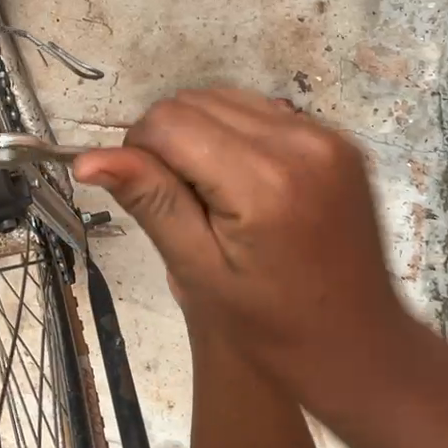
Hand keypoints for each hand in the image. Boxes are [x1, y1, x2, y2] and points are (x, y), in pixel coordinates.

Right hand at [73, 89, 412, 404]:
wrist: (360, 348)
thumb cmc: (271, 326)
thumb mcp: (197, 270)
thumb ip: (149, 200)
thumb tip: (86, 159)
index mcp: (264, 182)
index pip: (168, 122)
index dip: (140, 152)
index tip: (150, 198)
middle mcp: (300, 142)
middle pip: (192, 103)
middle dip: (168, 143)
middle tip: (180, 204)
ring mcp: (325, 135)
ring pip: (221, 99)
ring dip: (199, 136)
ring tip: (213, 195)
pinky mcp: (336, 138)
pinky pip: (257, 110)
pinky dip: (233, 135)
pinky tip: (242, 183)